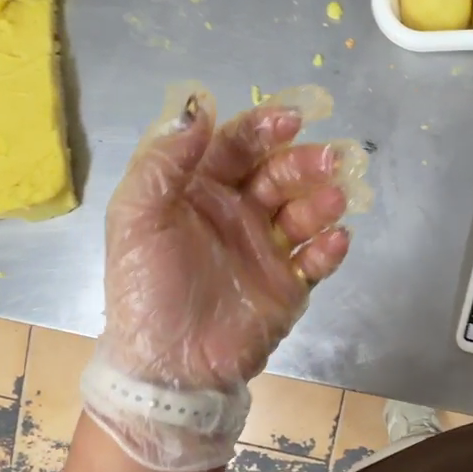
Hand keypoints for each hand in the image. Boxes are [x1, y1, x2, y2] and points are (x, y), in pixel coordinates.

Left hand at [85, 83, 368, 470]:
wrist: (170, 368)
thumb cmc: (147, 290)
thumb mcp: (137, 217)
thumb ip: (165, 160)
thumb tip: (200, 104)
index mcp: (198, 192)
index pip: (236, 146)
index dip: (264, 129)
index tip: (292, 119)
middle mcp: (235, 215)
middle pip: (278, 174)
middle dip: (305, 162)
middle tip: (331, 160)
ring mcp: (264, 252)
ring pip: (303, 213)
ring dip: (322, 201)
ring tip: (336, 200)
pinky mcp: (287, 288)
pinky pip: (315, 261)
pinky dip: (329, 249)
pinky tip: (335, 241)